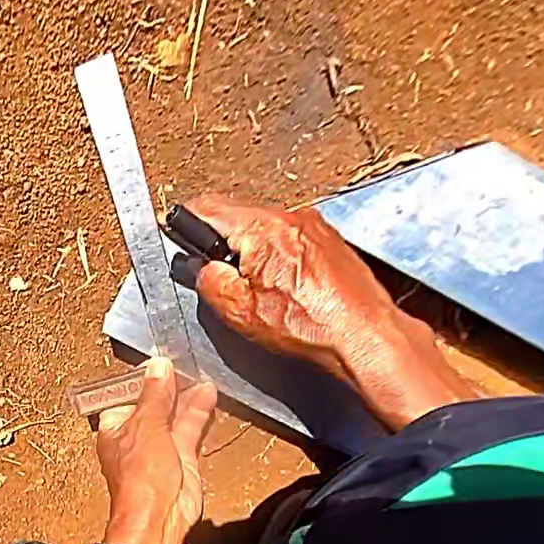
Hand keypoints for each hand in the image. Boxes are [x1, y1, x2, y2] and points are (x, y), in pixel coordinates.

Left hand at [93, 357, 216, 543]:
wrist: (159, 518)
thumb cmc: (140, 479)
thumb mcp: (146, 425)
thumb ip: (155, 395)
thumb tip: (158, 366)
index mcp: (116, 426)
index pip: (129, 393)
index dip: (145, 377)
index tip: (160, 358)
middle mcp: (137, 435)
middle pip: (154, 401)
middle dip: (169, 383)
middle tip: (184, 360)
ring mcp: (161, 446)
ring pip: (175, 413)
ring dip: (187, 394)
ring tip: (200, 373)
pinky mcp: (183, 456)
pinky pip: (191, 427)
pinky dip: (200, 410)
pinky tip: (208, 392)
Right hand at [185, 193, 476, 429]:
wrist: (364, 335)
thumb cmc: (313, 327)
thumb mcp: (240, 312)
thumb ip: (209, 282)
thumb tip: (202, 268)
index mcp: (262, 228)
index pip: (207, 207)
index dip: (186, 222)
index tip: (178, 233)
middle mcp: (289, 216)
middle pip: (236, 214)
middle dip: (221, 240)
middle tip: (220, 273)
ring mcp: (313, 224)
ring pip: (263, 226)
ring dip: (251, 248)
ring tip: (258, 287)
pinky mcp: (327, 238)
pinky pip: (288, 236)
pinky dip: (277, 254)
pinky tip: (283, 286)